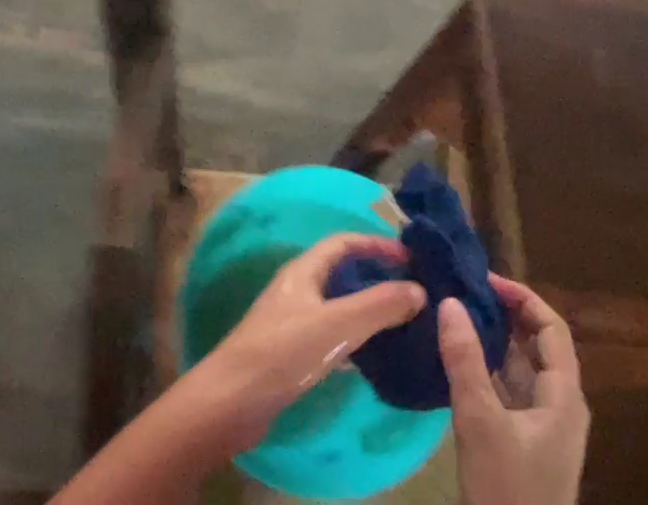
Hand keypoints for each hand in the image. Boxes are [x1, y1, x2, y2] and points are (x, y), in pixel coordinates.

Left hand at [175, 233, 425, 453]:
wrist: (229, 404)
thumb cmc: (281, 354)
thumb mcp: (336, 325)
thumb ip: (379, 306)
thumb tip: (419, 290)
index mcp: (303, 272)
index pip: (343, 242)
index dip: (376, 244)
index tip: (410, 257)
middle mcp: (296, 290)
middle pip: (340, 272)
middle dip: (375, 275)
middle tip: (411, 289)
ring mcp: (290, 323)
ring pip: (336, 305)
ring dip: (366, 307)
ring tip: (401, 320)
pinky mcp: (289, 354)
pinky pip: (330, 334)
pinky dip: (354, 337)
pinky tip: (373, 355)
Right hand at [439, 277, 589, 504]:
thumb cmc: (506, 489)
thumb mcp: (480, 421)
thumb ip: (465, 360)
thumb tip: (450, 301)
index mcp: (564, 395)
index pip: (551, 328)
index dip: (521, 298)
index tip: (483, 280)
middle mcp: (561, 405)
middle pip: (539, 346)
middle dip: (506, 315)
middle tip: (464, 293)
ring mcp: (544, 427)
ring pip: (523, 369)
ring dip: (496, 341)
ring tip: (458, 316)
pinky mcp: (525, 444)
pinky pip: (511, 392)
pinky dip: (489, 370)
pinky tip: (460, 362)